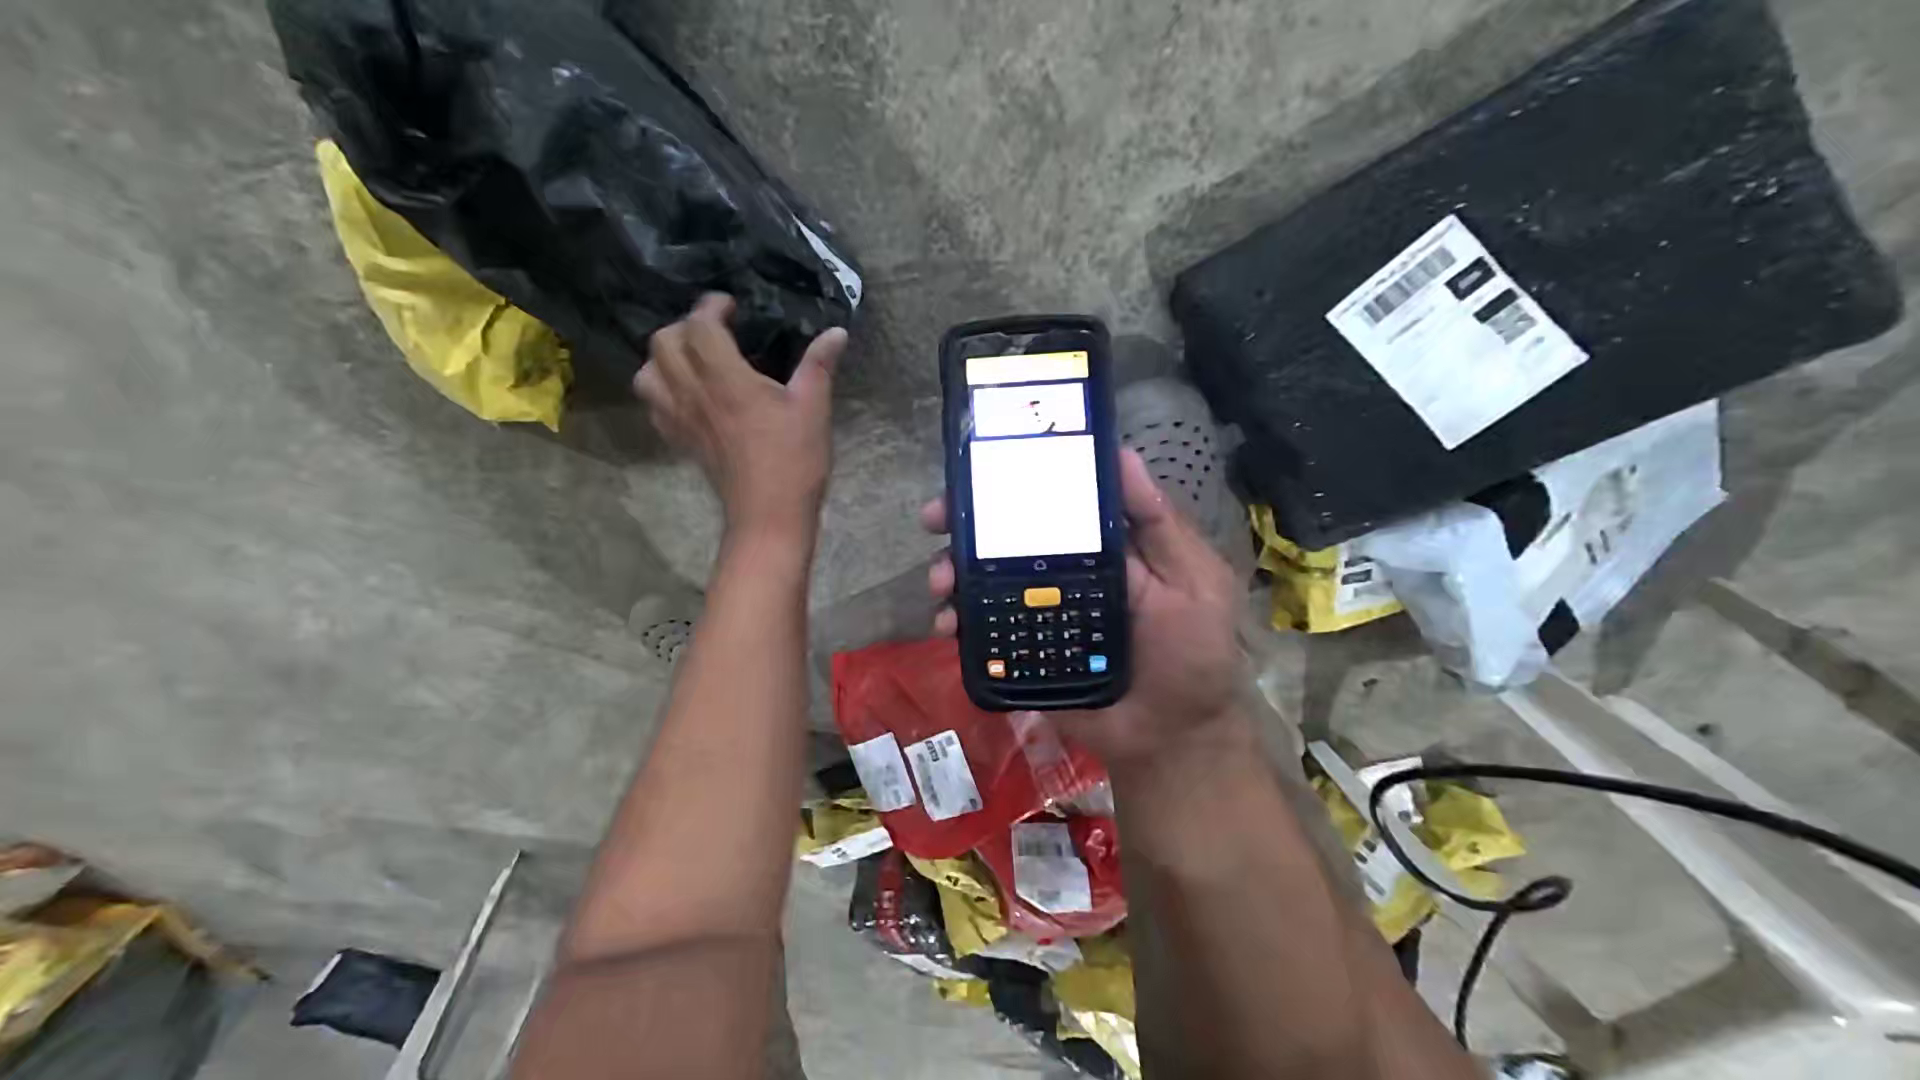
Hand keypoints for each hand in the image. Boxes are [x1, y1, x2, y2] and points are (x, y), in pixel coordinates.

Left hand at [635, 294, 848, 541]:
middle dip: (684, 326)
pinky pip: (653, 404)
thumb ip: (819, 364)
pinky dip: (662, 388)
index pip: (699, 326)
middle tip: (714, 331)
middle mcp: (693, 392)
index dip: (711, 307)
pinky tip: (689, 394)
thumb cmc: (794, 460)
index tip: (730, 306)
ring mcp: (680, 419)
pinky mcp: (680, 441)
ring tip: (693, 360)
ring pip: (647, 372)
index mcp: (725, 378)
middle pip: (663, 343)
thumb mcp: (813, 407)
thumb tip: (836, 332)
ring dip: (665, 357)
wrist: (768, 516)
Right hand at [922, 448, 1249, 768]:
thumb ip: (1157, 525)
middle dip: (965, 526)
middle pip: (1003, 541)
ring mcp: (1037, 616)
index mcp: (1098, 550)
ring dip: (952, 572)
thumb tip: (1121, 455)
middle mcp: (1061, 575)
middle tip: (935, 521)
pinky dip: (957, 623)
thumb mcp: (1191, 580)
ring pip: (982, 583)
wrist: (1173, 738)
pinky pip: (980, 633)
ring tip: (942, 582)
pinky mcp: (1020, 656)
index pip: (1049, 506)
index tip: (976, 473)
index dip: (1013, 485)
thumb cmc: (1192, 653)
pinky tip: (947, 626)